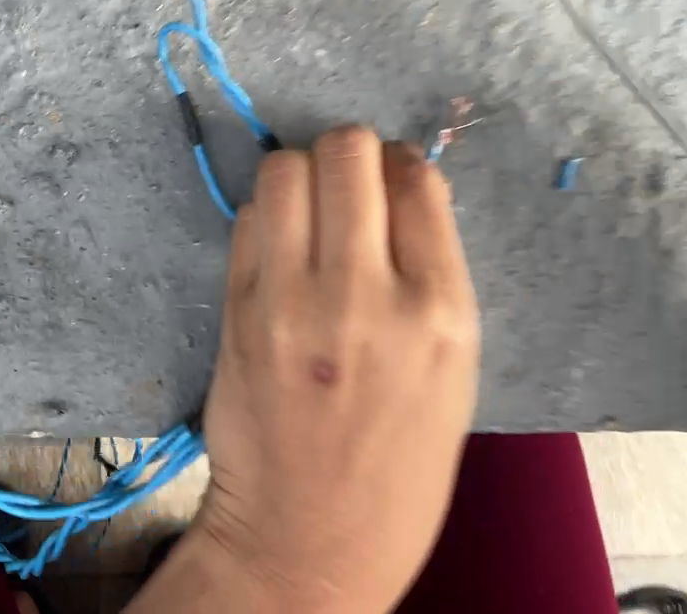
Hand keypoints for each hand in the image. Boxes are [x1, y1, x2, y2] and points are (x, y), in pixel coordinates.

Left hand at [130, 126, 480, 612]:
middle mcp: (365, 292)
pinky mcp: (236, 305)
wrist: (308, 536)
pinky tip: (278, 248)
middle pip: (344, 150)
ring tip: (307, 211)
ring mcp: (291, 297)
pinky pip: (247, 216)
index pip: (415, 176)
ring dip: (298, 174)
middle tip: (343, 181)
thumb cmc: (399, 458)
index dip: (398, 162)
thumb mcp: (451, 366)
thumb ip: (430, 267)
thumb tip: (402, 178)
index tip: (387, 177)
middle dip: (345, 150)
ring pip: (283, 167)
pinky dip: (265, 215)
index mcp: (440, 311)